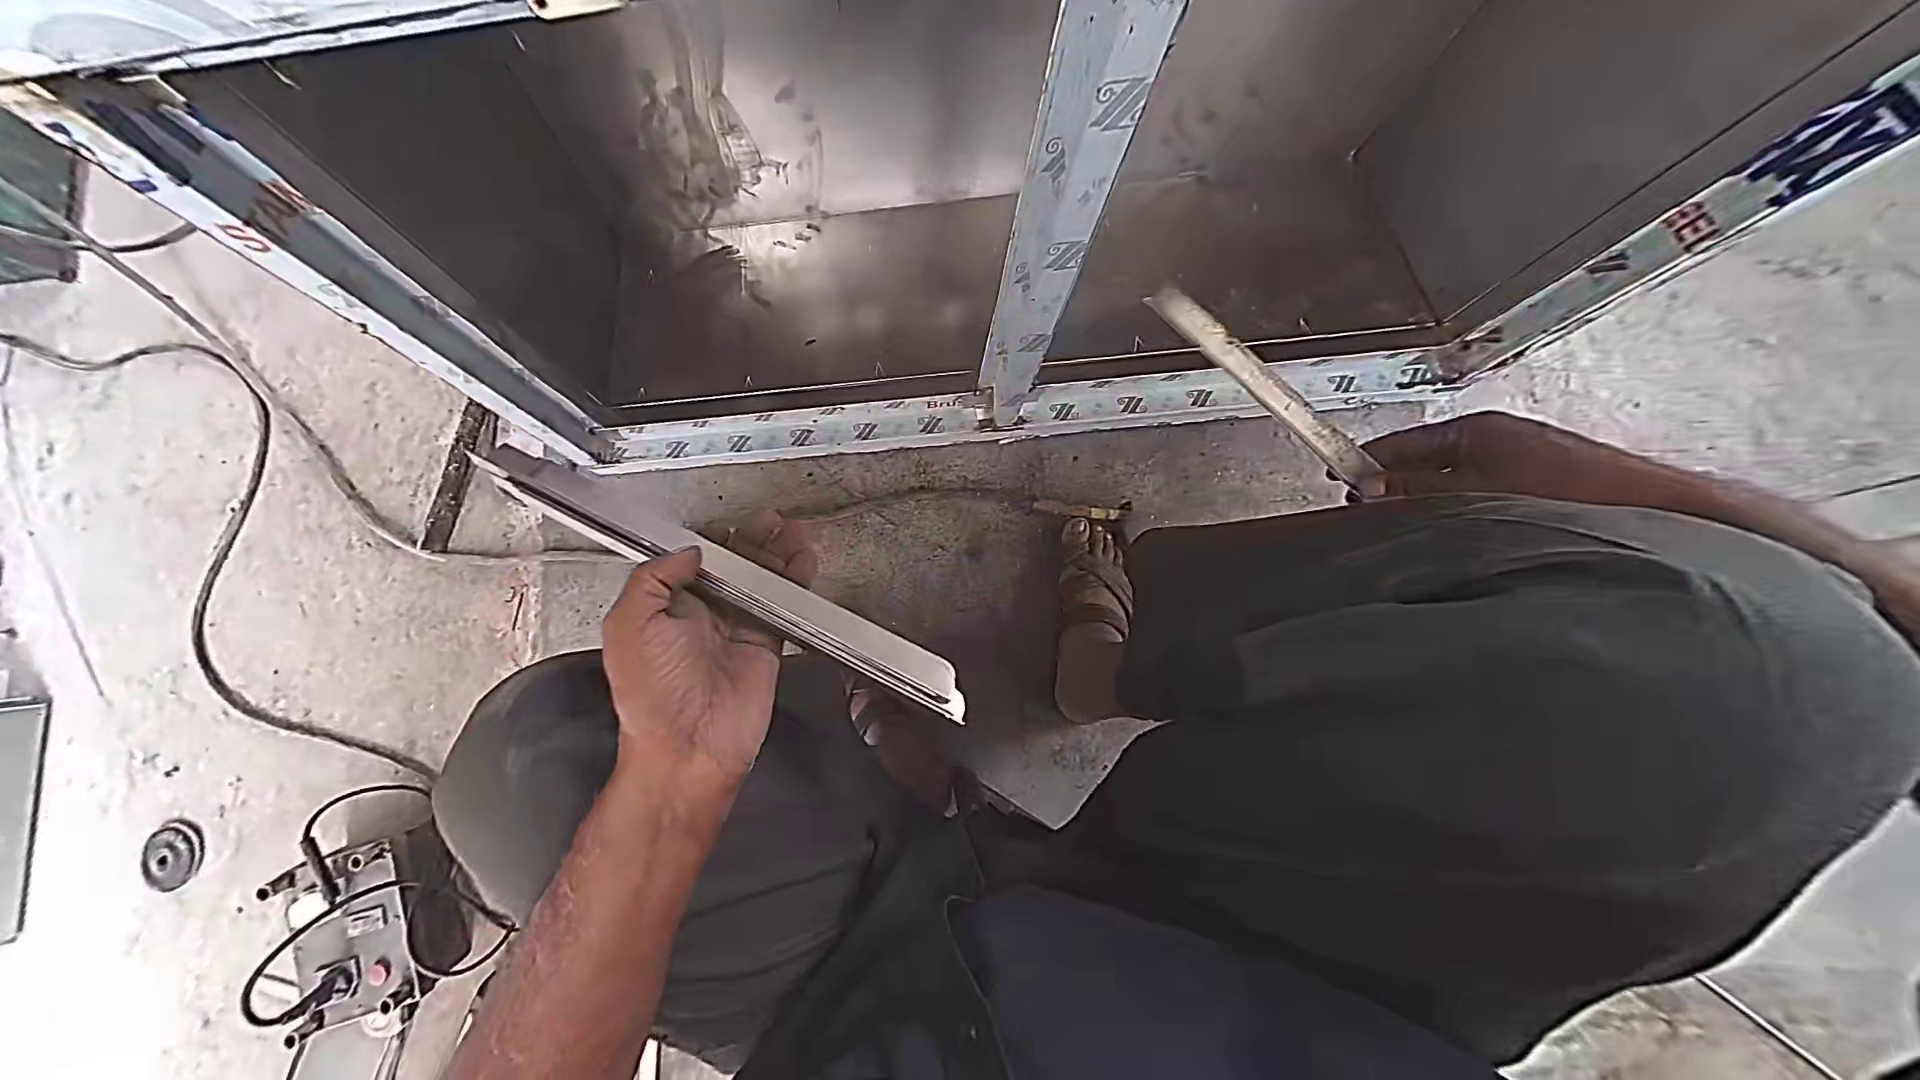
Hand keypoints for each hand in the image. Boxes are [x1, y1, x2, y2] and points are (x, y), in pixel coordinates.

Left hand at [601, 511, 816, 790]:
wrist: (690, 743)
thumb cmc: (652, 696)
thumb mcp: (630, 624)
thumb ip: (654, 578)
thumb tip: (687, 553)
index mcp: (665, 609)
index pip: (695, 561)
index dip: (715, 539)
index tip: (731, 522)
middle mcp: (702, 617)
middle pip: (734, 567)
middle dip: (754, 540)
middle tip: (771, 521)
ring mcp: (736, 630)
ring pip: (762, 582)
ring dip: (778, 556)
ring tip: (792, 534)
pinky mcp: (764, 645)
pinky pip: (783, 606)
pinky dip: (795, 583)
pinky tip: (802, 565)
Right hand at [1361, 412, 1704, 506]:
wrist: (1657, 514)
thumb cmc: (1572, 493)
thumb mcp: (1470, 494)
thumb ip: (1413, 491)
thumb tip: (1370, 490)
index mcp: (1474, 431)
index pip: (1397, 444)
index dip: (1365, 465)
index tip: (1339, 483)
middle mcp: (1494, 439)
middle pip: (1419, 462)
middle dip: (1393, 488)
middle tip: (1373, 515)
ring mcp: (1515, 460)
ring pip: (1445, 481)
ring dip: (1425, 502)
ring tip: (1414, 528)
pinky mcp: (1535, 483)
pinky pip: (1473, 494)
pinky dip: (1455, 510)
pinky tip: (1457, 532)